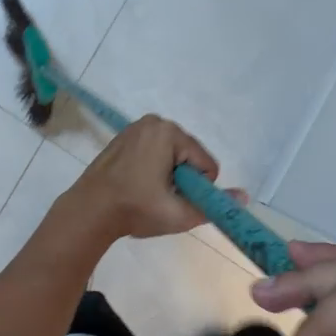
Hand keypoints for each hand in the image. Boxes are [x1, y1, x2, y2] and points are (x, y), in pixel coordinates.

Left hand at [57, 116, 235, 240]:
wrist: (90, 209)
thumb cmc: (135, 208)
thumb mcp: (179, 213)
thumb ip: (213, 205)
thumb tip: (244, 196)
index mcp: (169, 133)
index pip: (206, 164)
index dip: (198, 188)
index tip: (175, 200)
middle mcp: (155, 122)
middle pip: (189, 156)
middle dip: (183, 179)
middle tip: (161, 198)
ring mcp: (138, 126)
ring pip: (173, 155)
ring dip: (169, 174)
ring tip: (149, 192)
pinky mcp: (126, 135)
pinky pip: (155, 150)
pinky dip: (154, 166)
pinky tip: (138, 183)